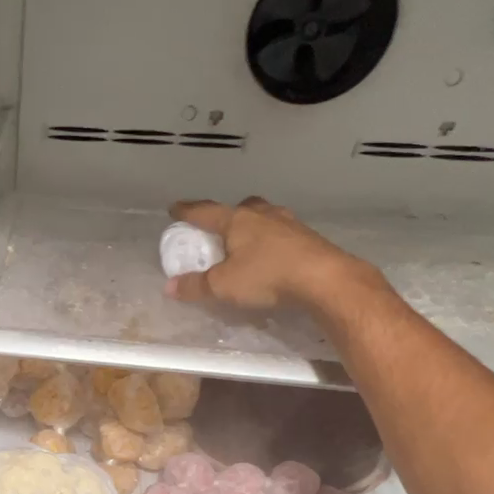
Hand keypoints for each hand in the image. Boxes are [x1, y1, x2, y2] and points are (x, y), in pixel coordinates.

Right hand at [164, 197, 371, 309]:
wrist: (324, 279)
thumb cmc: (267, 276)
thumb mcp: (223, 286)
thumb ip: (195, 286)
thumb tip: (170, 287)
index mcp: (238, 220)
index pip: (205, 212)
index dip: (188, 211)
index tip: (175, 209)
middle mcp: (263, 215)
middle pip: (242, 207)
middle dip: (229, 215)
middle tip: (221, 227)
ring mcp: (289, 224)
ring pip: (266, 217)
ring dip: (254, 226)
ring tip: (247, 242)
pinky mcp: (309, 238)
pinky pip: (283, 234)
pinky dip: (273, 242)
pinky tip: (273, 257)